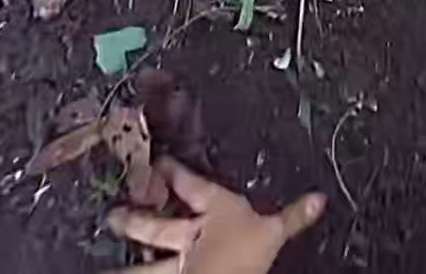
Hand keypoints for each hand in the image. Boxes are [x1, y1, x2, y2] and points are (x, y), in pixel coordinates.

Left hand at [108, 157, 324, 273]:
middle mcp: (190, 239)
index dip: (177, 175)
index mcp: (214, 213)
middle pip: (158, 227)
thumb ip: (294, 216)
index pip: (194, 188)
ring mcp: (178, 268)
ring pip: (145, 268)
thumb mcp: (274, 233)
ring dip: (126, 268)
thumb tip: (320, 198)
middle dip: (138, 219)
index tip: (159, 162)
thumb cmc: (244, 257)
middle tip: (113, 213)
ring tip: (106, 269)